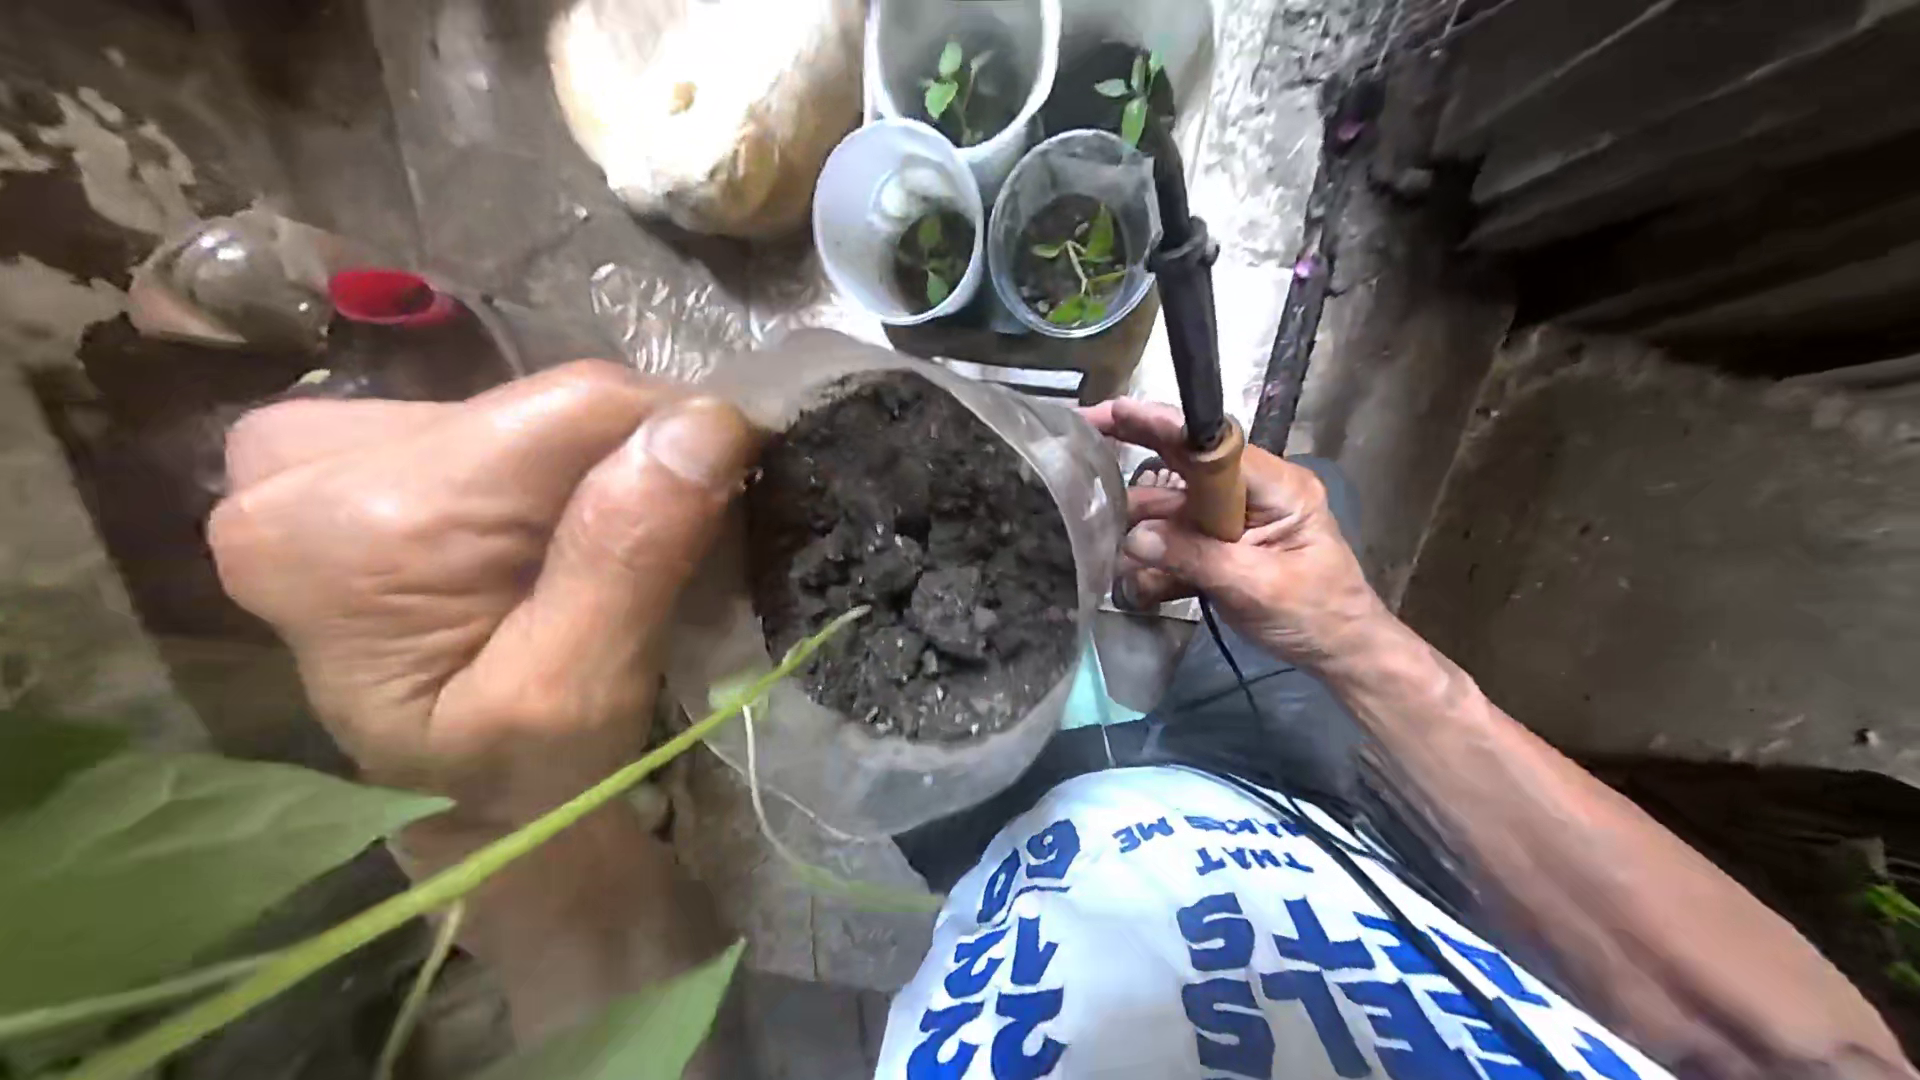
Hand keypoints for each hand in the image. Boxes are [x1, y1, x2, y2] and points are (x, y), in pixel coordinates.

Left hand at [209, 362, 755, 828]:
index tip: (728, 494)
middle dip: (638, 462)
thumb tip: (705, 427)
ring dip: (609, 468)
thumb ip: (630, 556)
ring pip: (544, 410)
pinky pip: (519, 424)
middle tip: (674, 542)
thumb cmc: (524, 772)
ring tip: (625, 545)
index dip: (675, 440)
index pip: (574, 409)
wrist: (473, 800)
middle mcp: (305, 459)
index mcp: (357, 525)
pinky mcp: (362, 452)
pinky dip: (574, 469)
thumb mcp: (582, 690)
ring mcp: (324, 448)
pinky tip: (575, 525)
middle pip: (556, 405)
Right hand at [1082, 398, 1390, 668]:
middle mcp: (1249, 490)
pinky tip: (1122, 561)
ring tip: (1089, 520)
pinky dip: (1150, 545)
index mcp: (1275, 486)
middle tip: (1081, 437)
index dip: (1161, 425)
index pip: (1212, 445)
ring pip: (1172, 502)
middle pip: (1184, 461)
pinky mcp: (1219, 539)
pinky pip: (1175, 532)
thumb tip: (1134, 538)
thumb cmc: (1316, 616)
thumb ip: (1195, 558)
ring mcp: (1232, 515)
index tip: (1114, 412)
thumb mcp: (1257, 587)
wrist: (1340, 651)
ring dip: (1135, 515)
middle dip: (1134, 449)